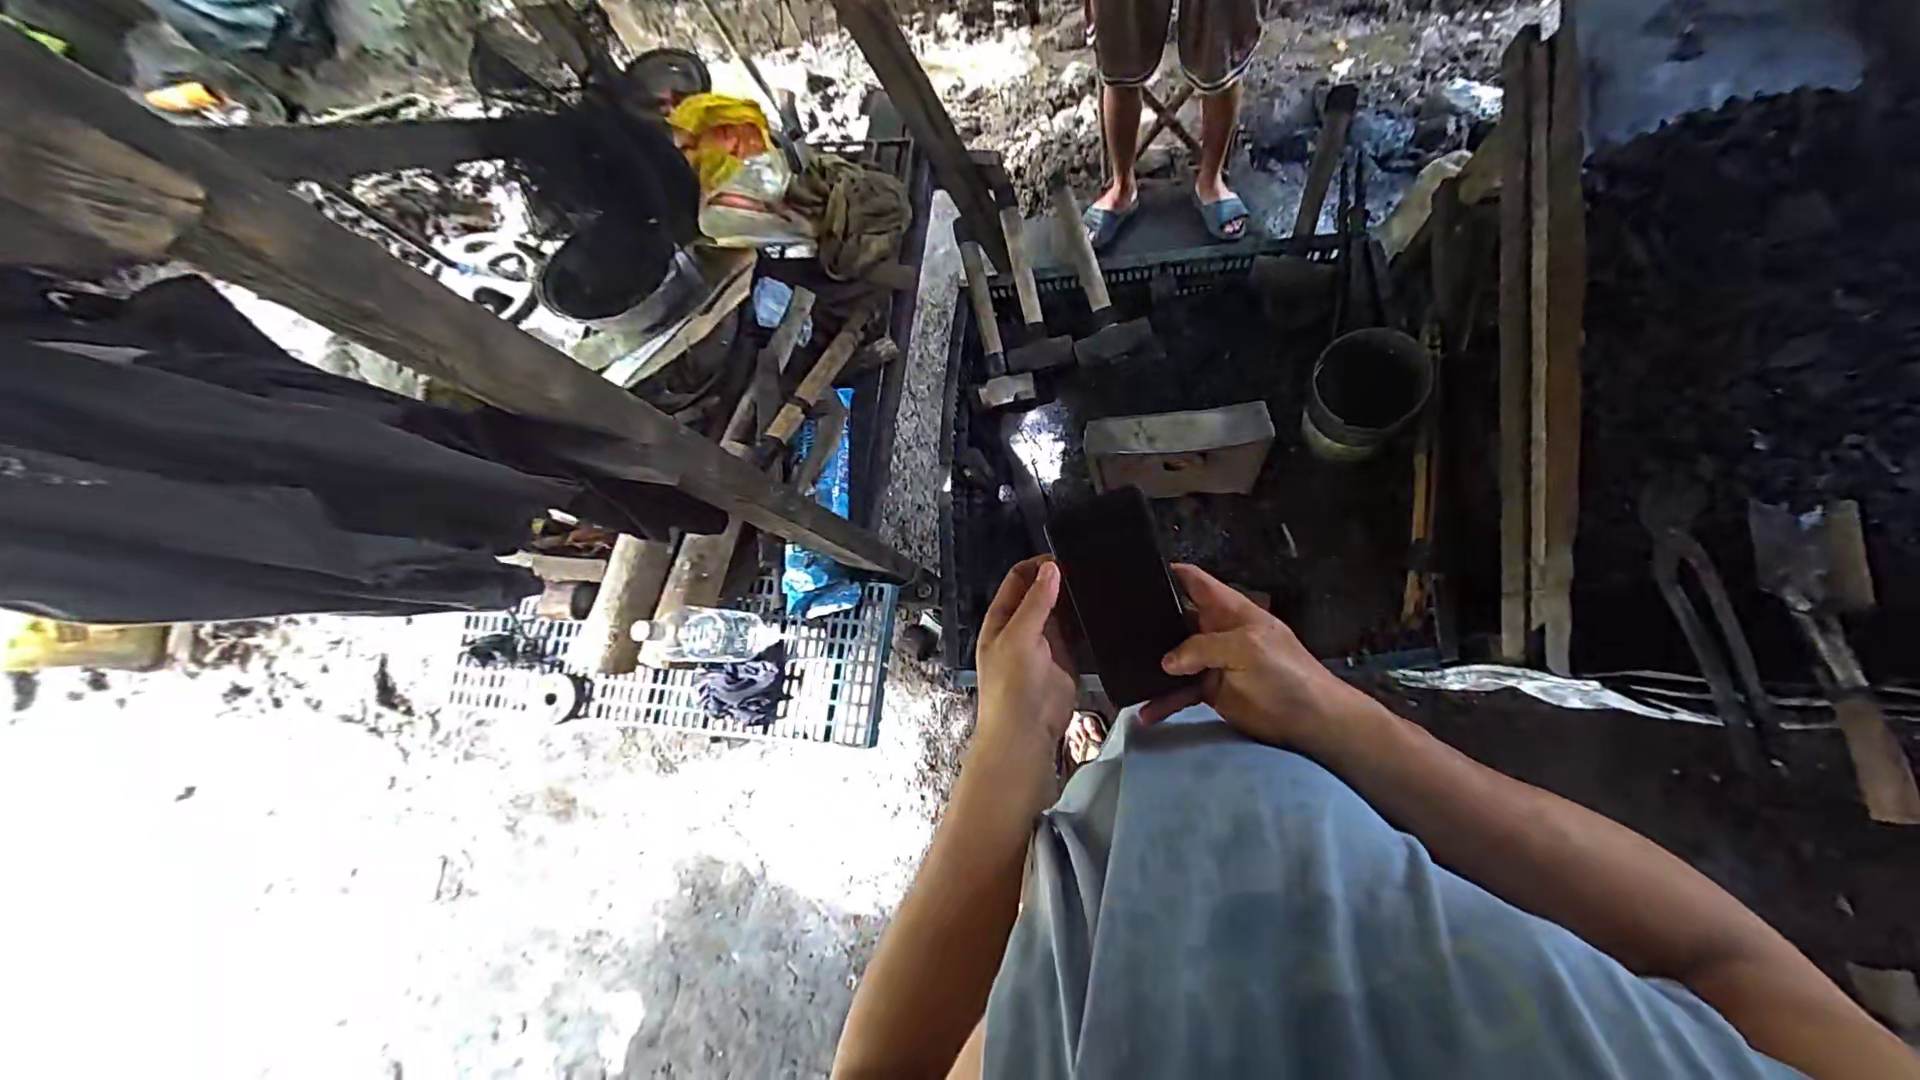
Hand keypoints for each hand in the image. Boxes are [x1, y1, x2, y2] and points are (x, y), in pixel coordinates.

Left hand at [973, 557, 1076, 768]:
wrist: (1026, 732)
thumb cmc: (1010, 686)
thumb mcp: (1019, 637)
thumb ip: (1036, 602)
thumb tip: (1050, 569)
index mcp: (1002, 617)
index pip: (1019, 578)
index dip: (1038, 566)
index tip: (1064, 558)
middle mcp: (1022, 625)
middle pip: (1042, 591)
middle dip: (1060, 579)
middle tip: (1086, 568)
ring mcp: (1045, 641)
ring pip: (1061, 610)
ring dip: (1074, 599)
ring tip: (1097, 584)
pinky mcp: (1066, 657)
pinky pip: (1076, 631)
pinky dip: (1086, 620)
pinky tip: (1100, 609)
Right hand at [1139, 564, 1369, 749]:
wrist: (1313, 721)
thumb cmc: (1287, 673)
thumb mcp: (1246, 648)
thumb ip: (1202, 648)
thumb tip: (1167, 662)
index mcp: (1228, 610)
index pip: (1195, 581)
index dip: (1169, 572)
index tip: (1138, 573)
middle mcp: (1215, 631)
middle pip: (1175, 618)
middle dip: (1149, 620)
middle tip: (1116, 624)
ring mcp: (1211, 662)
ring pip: (1172, 658)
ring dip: (1151, 665)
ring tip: (1124, 671)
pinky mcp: (1210, 690)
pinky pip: (1179, 693)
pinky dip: (1163, 701)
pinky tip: (1146, 712)